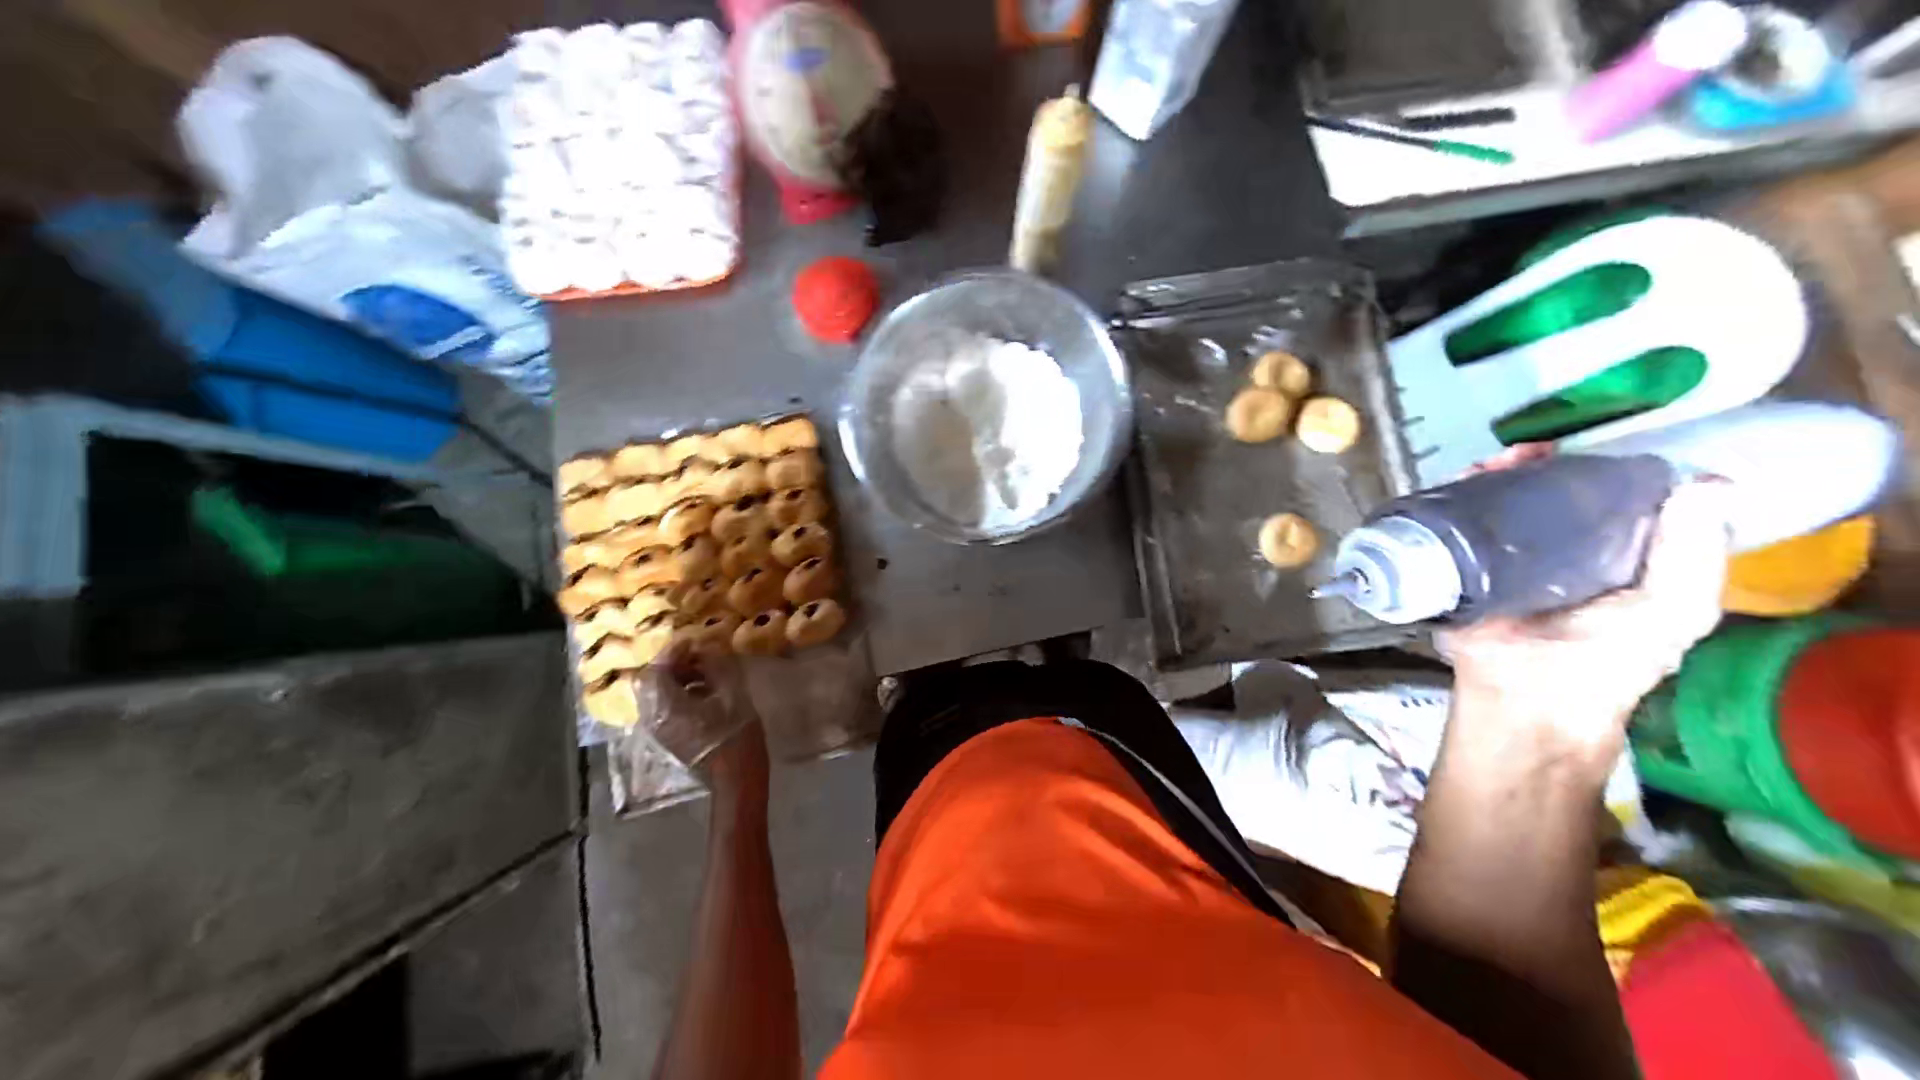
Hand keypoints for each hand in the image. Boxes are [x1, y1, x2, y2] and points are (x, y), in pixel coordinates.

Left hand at [638, 643, 767, 807]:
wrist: (736, 778)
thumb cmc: (735, 734)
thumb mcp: (732, 694)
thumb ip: (716, 667)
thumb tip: (707, 650)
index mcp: (666, 706)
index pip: (656, 670)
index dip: (673, 651)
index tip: (693, 641)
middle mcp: (654, 718)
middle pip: (651, 682)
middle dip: (672, 664)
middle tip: (697, 655)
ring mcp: (660, 730)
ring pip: (657, 695)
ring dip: (677, 678)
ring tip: (704, 671)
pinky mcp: (670, 738)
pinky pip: (665, 707)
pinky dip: (680, 693)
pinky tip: (704, 692)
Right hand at [1436, 481, 1730, 773]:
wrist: (1525, 694)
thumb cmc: (1607, 659)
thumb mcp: (1674, 609)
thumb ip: (1692, 555)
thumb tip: (1710, 482)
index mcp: (1610, 557)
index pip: (1602, 498)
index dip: (1594, 467)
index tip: (1580, 446)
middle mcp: (1555, 551)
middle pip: (1542, 493)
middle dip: (1533, 466)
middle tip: (1523, 453)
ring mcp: (1502, 558)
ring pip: (1496, 504)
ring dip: (1492, 478)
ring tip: (1488, 465)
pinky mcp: (1459, 567)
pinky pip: (1455, 526)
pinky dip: (1453, 501)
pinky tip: (1455, 485)